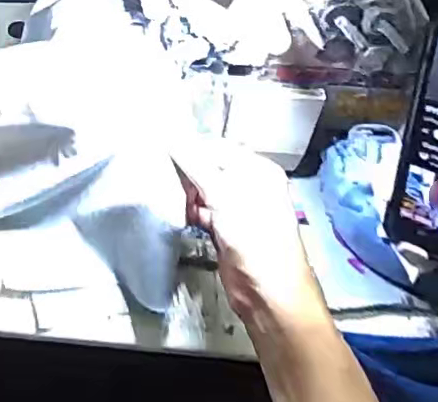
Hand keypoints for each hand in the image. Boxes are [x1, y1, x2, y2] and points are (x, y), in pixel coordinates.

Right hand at [171, 140, 325, 329]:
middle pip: (211, 168)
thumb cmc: (255, 238)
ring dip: (189, 193)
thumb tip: (174, 142)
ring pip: (206, 190)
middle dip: (190, 173)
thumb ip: (196, 166)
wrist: (269, 295)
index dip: (195, 150)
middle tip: (170, 177)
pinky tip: (182, 213)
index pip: (220, 148)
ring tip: (174, 196)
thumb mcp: (223, 195)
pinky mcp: (227, 230)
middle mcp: (250, 185)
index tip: (168, 151)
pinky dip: (192, 211)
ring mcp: (239, 209)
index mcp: (258, 169)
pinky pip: (204, 211)